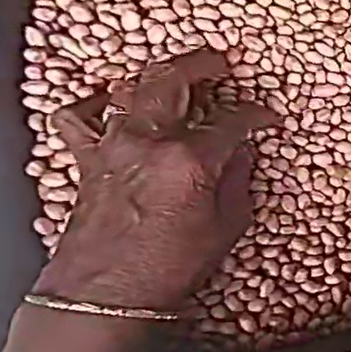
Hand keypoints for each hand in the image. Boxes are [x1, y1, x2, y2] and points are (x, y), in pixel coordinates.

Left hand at [34, 50, 279, 309]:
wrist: (109, 290)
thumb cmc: (173, 263)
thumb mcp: (228, 223)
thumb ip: (237, 179)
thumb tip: (239, 154)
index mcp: (190, 159)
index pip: (233, 122)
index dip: (257, 116)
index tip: (269, 118)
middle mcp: (147, 142)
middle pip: (171, 81)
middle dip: (201, 64)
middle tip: (221, 61)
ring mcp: (112, 146)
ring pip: (131, 90)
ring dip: (158, 77)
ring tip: (178, 75)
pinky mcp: (87, 159)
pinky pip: (81, 116)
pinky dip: (96, 103)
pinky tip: (113, 103)